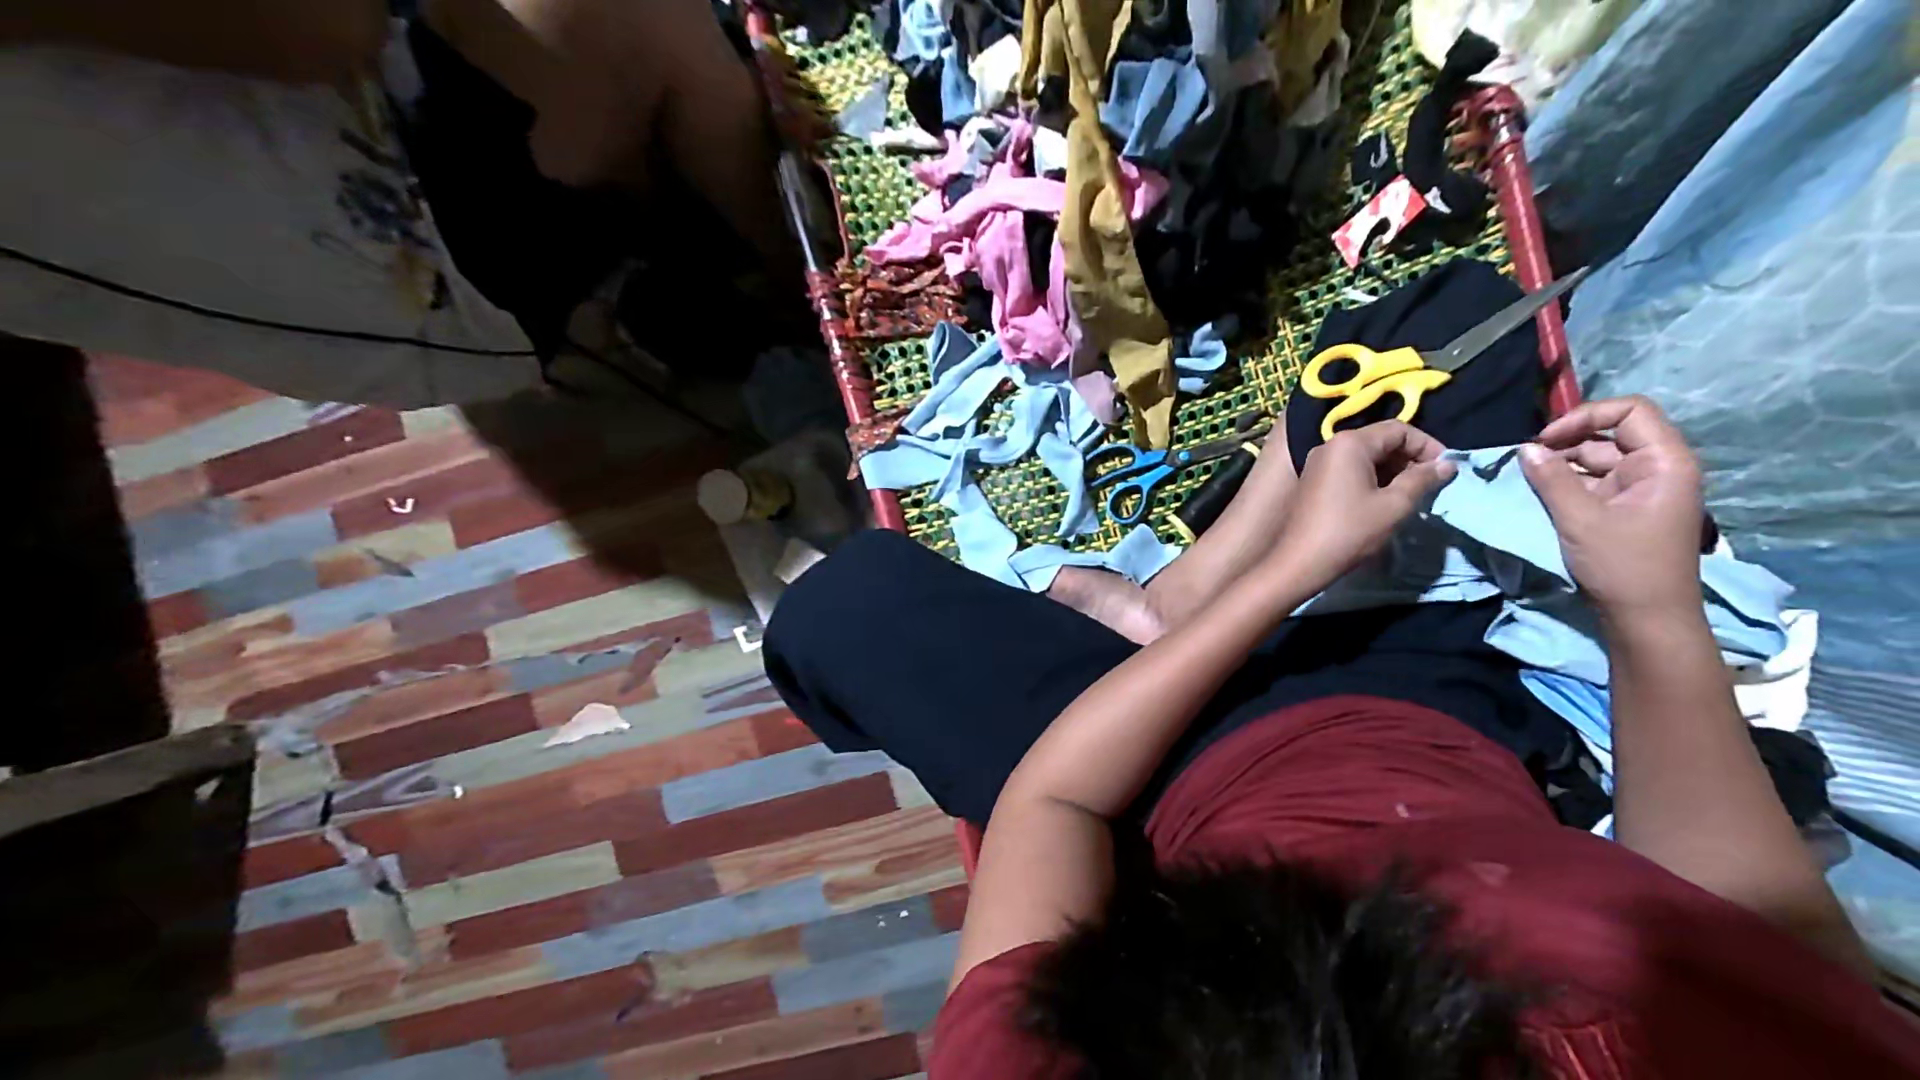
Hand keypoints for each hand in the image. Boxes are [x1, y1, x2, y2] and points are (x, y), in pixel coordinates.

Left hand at [1264, 421, 1454, 593]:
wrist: (1300, 561)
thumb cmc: (1350, 530)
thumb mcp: (1394, 504)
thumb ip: (1422, 479)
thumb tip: (1446, 464)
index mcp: (1349, 443)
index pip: (1399, 429)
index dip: (1427, 446)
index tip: (1445, 469)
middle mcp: (1329, 446)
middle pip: (1380, 440)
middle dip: (1409, 458)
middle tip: (1430, 483)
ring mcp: (1317, 464)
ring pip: (1365, 456)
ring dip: (1392, 470)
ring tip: (1411, 494)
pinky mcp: (1313, 481)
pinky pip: (1349, 470)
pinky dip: (1372, 478)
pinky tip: (1385, 499)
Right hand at [1519, 395, 1704, 617]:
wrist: (1646, 616)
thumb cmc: (1623, 565)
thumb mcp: (1581, 519)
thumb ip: (1552, 479)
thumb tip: (1525, 448)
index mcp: (1664, 463)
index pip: (1630, 411)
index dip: (1585, 416)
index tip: (1545, 440)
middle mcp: (1656, 469)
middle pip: (1607, 435)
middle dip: (1563, 444)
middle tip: (1523, 463)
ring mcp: (1639, 489)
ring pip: (1593, 459)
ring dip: (1558, 466)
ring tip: (1524, 480)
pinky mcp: (1622, 507)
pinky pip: (1590, 483)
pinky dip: (1562, 484)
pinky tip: (1536, 494)